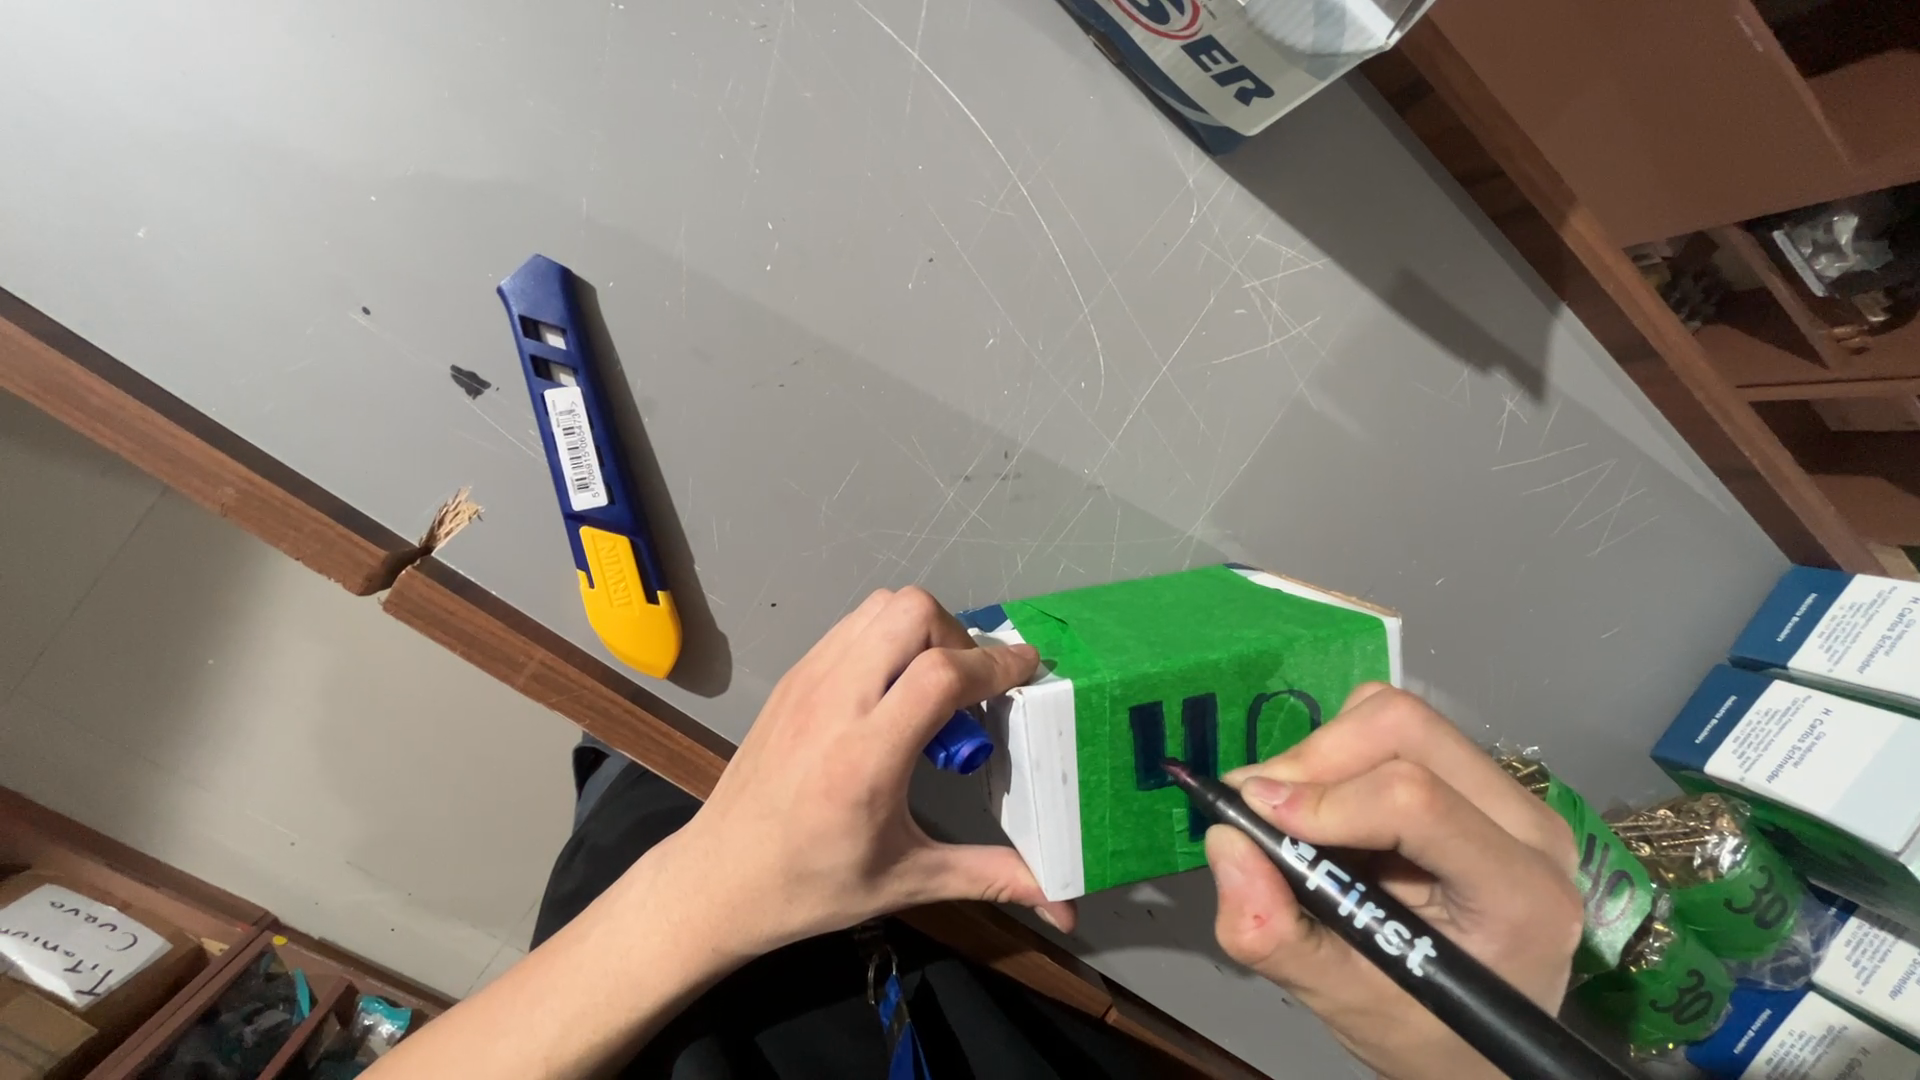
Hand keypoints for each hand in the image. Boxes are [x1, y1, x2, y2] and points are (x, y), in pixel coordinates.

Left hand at [672, 587, 1075, 958]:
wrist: (717, 877)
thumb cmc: (812, 885)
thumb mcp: (907, 880)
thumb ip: (991, 875)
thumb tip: (1063, 902)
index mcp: (866, 756)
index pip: (941, 675)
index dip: (995, 665)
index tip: (1026, 671)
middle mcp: (835, 701)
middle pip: (910, 612)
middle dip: (956, 635)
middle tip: (967, 686)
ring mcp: (808, 680)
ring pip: (880, 606)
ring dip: (921, 629)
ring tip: (931, 683)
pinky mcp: (794, 676)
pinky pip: (853, 624)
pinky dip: (887, 636)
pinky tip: (890, 687)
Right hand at [1206, 684, 1581, 1079]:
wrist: (1476, 1043)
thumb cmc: (1418, 1029)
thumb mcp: (1339, 1001)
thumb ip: (1274, 933)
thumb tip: (1225, 840)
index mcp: (1519, 895)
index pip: (1416, 801)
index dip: (1322, 797)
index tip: (1250, 814)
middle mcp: (1528, 827)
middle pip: (1404, 729)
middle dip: (1311, 757)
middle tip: (1259, 803)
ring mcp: (1509, 794)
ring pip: (1393, 714)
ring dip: (1320, 751)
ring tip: (1292, 808)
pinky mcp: (1478, 776)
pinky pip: (1392, 724)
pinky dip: (1336, 748)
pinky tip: (1327, 803)